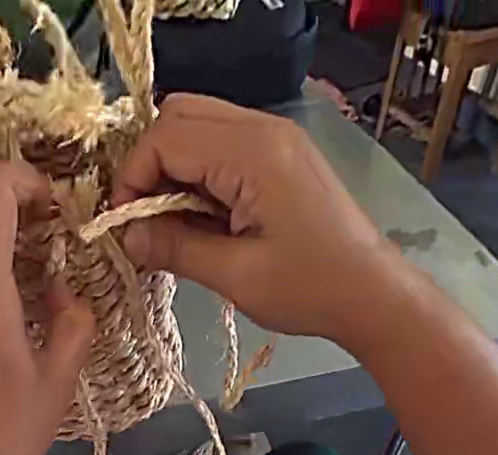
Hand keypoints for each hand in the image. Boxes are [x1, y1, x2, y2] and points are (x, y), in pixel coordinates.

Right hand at [112, 93, 413, 350]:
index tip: (125, 226)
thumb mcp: (237, 276)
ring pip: (200, 129)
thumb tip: (127, 238)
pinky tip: (205, 223)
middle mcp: (263, 129)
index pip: (167, 136)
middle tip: (147, 223)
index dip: (133, 177)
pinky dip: (202, 179)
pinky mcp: (282, 158)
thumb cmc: (310, 289)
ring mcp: (276, 140)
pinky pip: (224, 149)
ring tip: (175, 229)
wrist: (372, 293)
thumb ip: (177, 249)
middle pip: (180, 117)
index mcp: (252, 151)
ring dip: (176, 173)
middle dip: (151, 167)